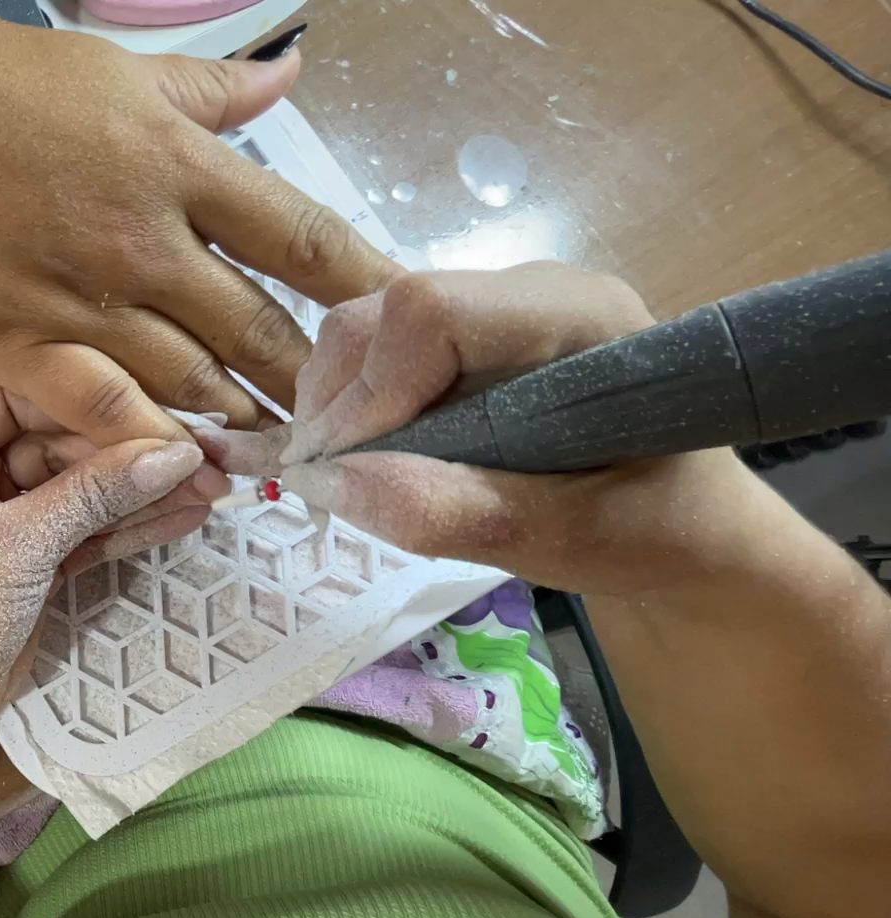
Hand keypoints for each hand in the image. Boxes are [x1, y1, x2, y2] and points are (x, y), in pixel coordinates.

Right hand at [0, 15, 399, 444]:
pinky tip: (185, 461)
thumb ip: (210, 91)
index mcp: (179, 168)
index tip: (398, 331)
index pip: (304, 242)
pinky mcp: (22, 348)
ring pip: (188, 378)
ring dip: (241, 415)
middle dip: (311, 377)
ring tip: (280, 445)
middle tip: (349, 416)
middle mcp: (147, 245)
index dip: (363, 292)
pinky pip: (102, 407)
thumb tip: (288, 77)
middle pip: (256, 328)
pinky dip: (150, 437)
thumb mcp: (118, 71)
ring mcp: (83, 304)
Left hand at [0, 383, 212, 729]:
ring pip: (82, 492)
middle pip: (60, 446)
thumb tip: (175, 452)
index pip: (17, 400)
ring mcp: (12, 522)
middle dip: (128, 453)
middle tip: (204, 455)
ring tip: (213, 485)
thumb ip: (94, 493)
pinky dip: (130, 528)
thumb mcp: (19, 543)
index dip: (80, 398)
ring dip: (141, 492)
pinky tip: (184, 516)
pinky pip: (88, 531)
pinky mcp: (37, 560)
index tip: (150, 403)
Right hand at [191, 263, 768, 594]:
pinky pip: (360, 358)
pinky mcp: (450, 340)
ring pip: (353, 336)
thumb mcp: (556, 539)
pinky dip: (338, 412)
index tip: (343, 471)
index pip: (426, 314)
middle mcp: (518, 295)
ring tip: (349, 474)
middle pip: (374, 320)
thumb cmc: (646, 531)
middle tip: (332, 482)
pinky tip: (363, 455)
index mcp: (572, 318)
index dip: (365, 392)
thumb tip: (320, 480)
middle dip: (332, 406)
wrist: (680, 525)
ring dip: (328, 411)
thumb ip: (443, 511)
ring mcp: (478, 312)